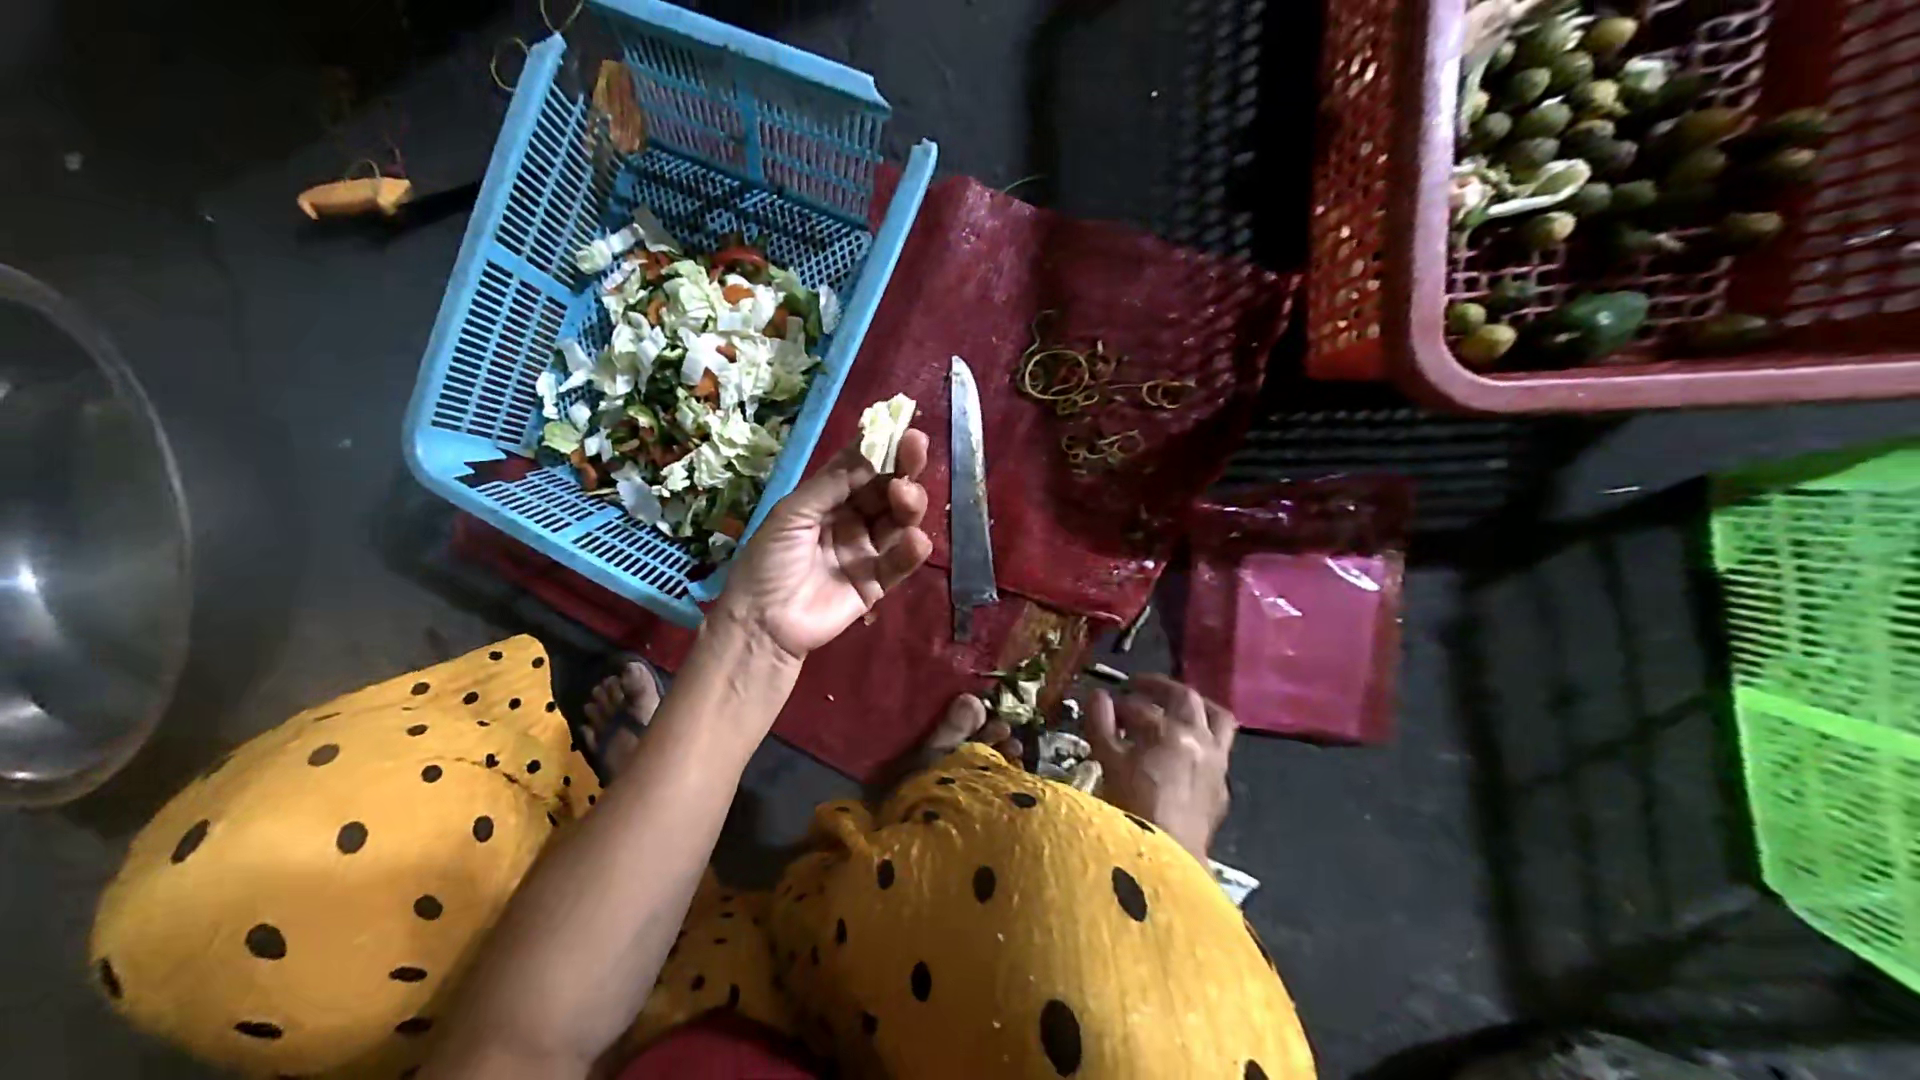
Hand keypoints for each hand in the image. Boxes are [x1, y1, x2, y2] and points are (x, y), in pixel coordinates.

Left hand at [715, 430, 932, 661]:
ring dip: (908, 504)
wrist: (763, 623)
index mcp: (827, 499)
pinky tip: (915, 540)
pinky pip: (900, 562)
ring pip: (898, 521)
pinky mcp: (877, 583)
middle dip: (903, 468)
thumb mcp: (793, 513)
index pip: (859, 467)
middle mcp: (851, 519)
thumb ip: (833, 484)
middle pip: (885, 489)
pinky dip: (911, 550)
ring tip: (905, 496)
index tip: (902, 428)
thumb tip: (870, 450)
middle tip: (916, 450)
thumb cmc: (769, 561)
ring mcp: (866, 550)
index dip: (880, 447)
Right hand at [1086, 676, 1236, 860]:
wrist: (1167, 860)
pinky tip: (1185, 749)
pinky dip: (1203, 738)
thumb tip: (1097, 696)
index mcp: (1170, 731)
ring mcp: (1217, 762)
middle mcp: (1200, 739)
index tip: (1105, 705)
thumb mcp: (1108, 763)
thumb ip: (1101, 724)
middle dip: (1158, 688)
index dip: (1119, 703)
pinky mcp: (1222, 787)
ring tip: (1175, 705)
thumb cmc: (1131, 809)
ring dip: (1196, 705)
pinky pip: (1220, 749)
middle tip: (1137, 687)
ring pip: (1217, 717)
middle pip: (1184, 698)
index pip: (1141, 706)